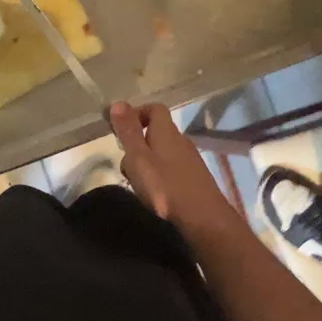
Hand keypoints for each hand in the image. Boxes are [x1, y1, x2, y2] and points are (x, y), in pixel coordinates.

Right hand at [110, 101, 243, 236]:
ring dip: (146, 161)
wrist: (203, 217)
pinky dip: (158, 174)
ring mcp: (190, 159)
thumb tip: (118, 102)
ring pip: (162, 151)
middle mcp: (180, 140)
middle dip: (137, 143)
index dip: (136, 114)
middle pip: (156, 131)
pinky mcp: (194, 177)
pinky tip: (154, 192)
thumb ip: (128, 131)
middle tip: (126, 163)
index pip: (154, 109)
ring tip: (136, 182)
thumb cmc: (164, 186)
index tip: (120, 130)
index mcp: (166, 131)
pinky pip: (170, 167)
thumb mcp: (138, 157)